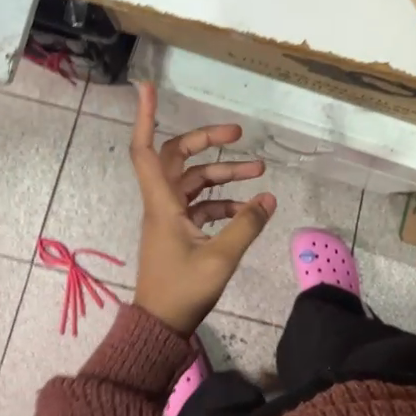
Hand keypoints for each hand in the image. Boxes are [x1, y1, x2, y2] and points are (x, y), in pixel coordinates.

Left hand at [128, 83, 276, 335]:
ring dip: (223, 173)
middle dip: (206, 141)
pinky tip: (249, 207)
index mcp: (161, 202)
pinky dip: (223, 201)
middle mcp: (162, 203)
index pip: (146, 149)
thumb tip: (268, 196)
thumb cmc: (182, 290)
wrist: (160, 327)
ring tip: (259, 170)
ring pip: (194, 181)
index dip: (146, 117)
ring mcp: (170, 218)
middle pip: (178, 157)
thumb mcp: (220, 258)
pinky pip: (201, 205)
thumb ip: (246, 225)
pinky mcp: (179, 233)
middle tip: (238, 133)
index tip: (148, 87)